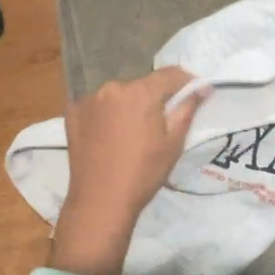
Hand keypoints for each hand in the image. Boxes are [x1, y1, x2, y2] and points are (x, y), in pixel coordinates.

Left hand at [49, 67, 208, 274]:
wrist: (100, 200)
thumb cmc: (144, 172)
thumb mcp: (174, 142)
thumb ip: (187, 109)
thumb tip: (201, 88)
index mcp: (140, 92)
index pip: (170, 74)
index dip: (187, 81)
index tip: (196, 94)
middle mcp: (112, 87)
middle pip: (143, 85)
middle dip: (156, 97)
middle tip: (162, 122)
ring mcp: (89, 99)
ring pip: (120, 95)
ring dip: (130, 105)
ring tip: (133, 133)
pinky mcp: (73, 112)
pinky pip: (99, 105)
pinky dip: (108, 114)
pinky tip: (111, 136)